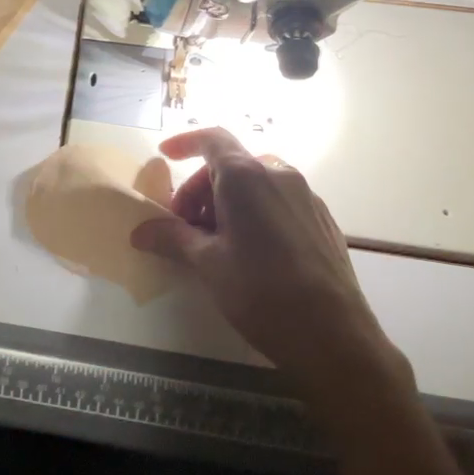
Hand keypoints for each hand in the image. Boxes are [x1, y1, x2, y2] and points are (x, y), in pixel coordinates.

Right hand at [129, 128, 411, 409]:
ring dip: (227, 203)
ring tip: (214, 244)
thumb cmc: (260, 291)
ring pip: (256, 184)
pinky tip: (249, 254)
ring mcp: (306, 197)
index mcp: (246, 177)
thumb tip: (141, 231)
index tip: (165, 156)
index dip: (185, 142)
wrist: (332, 334)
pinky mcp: (322, 220)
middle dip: (201, 190)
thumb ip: (172, 238)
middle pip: (231, 165)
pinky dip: (254, 213)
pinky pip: (278, 202)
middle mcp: (279, 175)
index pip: (211, 140)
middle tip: (184, 227)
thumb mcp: (206, 264)